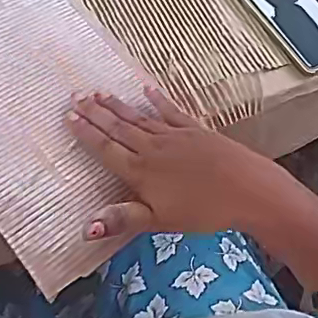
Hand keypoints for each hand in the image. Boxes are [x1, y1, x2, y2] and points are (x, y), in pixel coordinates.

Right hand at [70, 89, 303, 238]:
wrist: (247, 189)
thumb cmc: (204, 211)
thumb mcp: (160, 221)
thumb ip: (123, 219)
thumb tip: (86, 228)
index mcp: (141, 171)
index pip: (106, 149)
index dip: (86, 133)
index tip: (69, 117)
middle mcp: (153, 149)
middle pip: (118, 128)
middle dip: (95, 113)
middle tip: (76, 96)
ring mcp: (175, 136)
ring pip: (139, 118)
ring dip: (118, 105)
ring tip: (99, 92)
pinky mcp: (195, 130)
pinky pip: (170, 111)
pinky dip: (157, 100)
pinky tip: (147, 89)